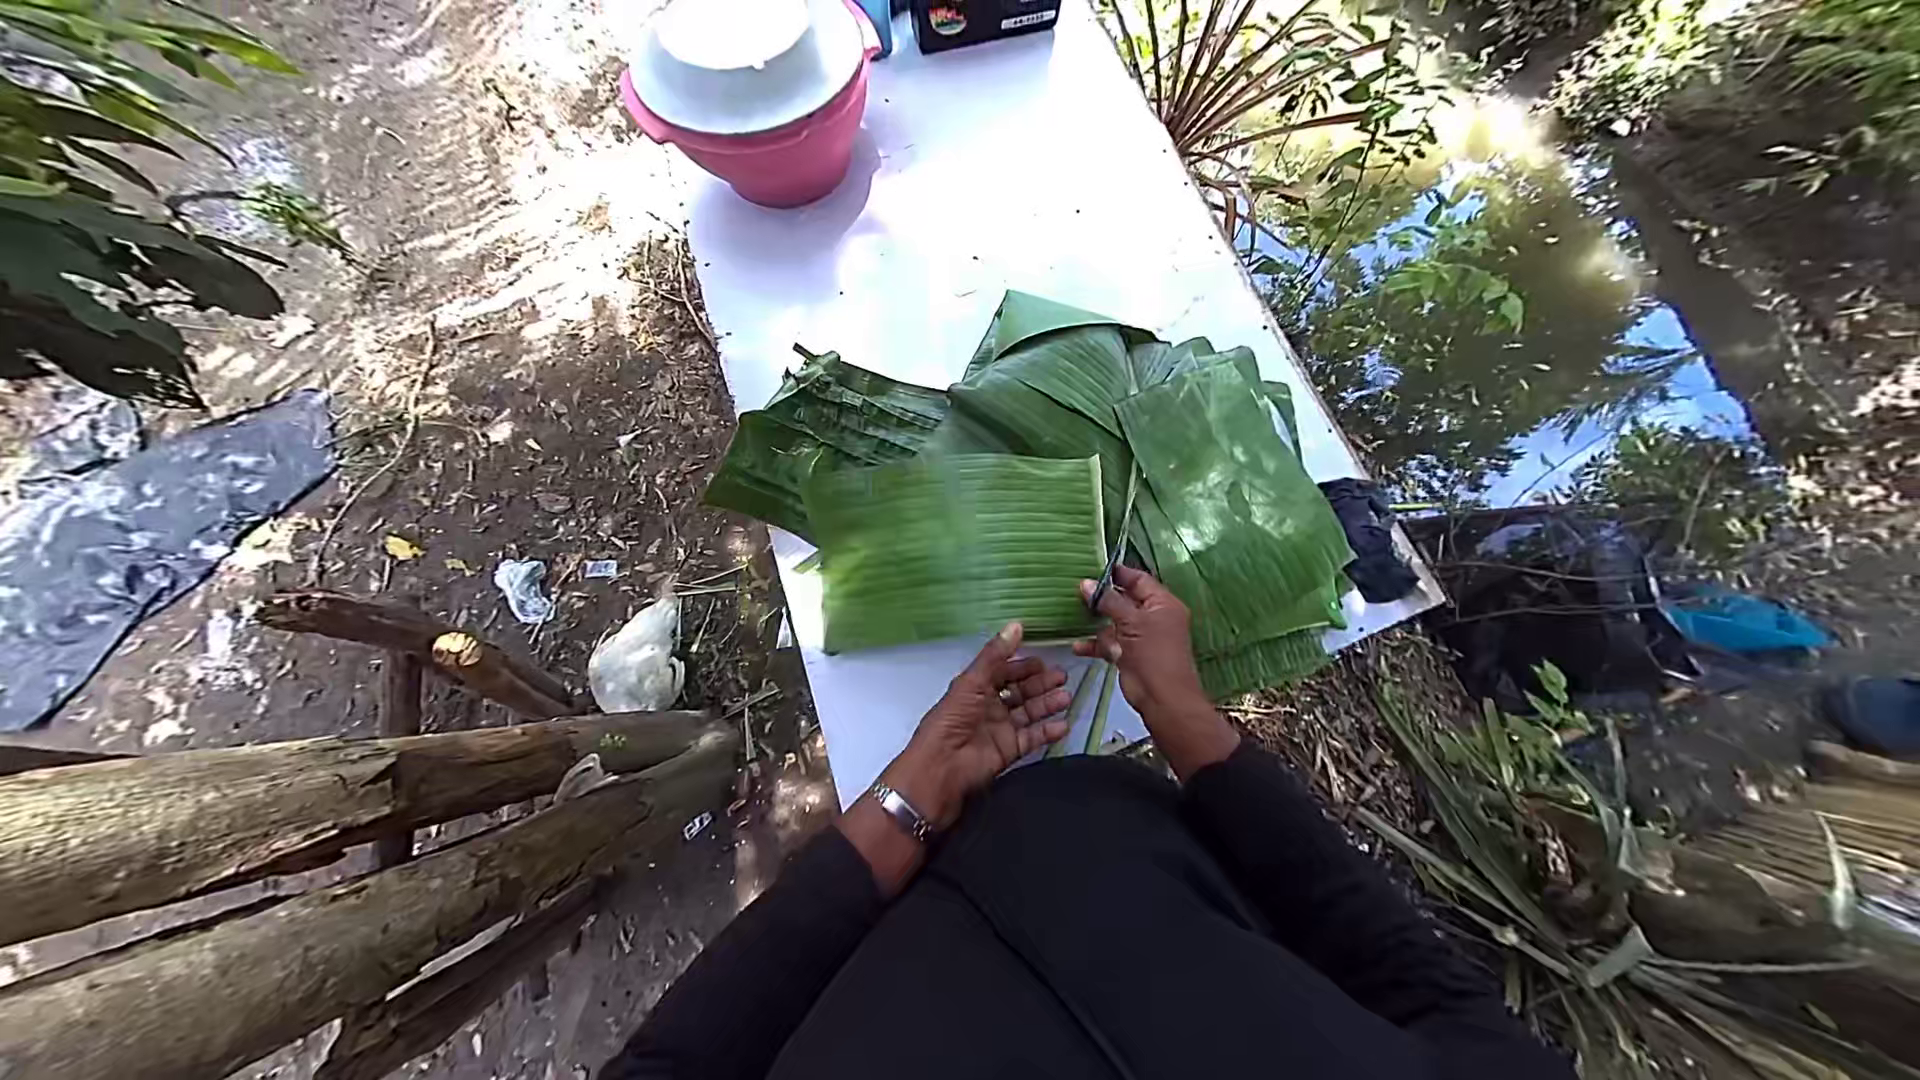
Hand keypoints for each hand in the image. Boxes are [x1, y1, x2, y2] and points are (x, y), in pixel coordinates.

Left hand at [882, 621, 1073, 828]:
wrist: (943, 766)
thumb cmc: (953, 718)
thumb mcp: (972, 681)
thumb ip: (996, 654)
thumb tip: (1016, 625)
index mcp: (975, 688)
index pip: (1003, 672)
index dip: (1021, 666)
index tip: (1043, 661)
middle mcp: (988, 706)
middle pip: (1019, 692)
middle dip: (1040, 684)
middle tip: (1062, 677)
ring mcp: (999, 729)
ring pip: (1028, 713)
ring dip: (1047, 705)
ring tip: (1066, 697)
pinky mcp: (1008, 751)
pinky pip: (1032, 738)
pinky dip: (1047, 732)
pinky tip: (1063, 725)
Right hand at [1076, 565, 1238, 780]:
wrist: (1162, 699)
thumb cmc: (1153, 654)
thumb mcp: (1131, 621)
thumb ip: (1108, 600)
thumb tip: (1086, 583)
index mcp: (1162, 604)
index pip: (1139, 580)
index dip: (1117, 573)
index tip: (1092, 567)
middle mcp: (1152, 617)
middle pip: (1124, 599)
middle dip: (1102, 595)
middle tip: (1076, 587)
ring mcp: (1140, 636)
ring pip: (1113, 621)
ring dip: (1095, 619)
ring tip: (1071, 610)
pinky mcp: (1128, 654)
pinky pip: (1108, 642)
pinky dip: (1094, 643)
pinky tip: (1077, 645)